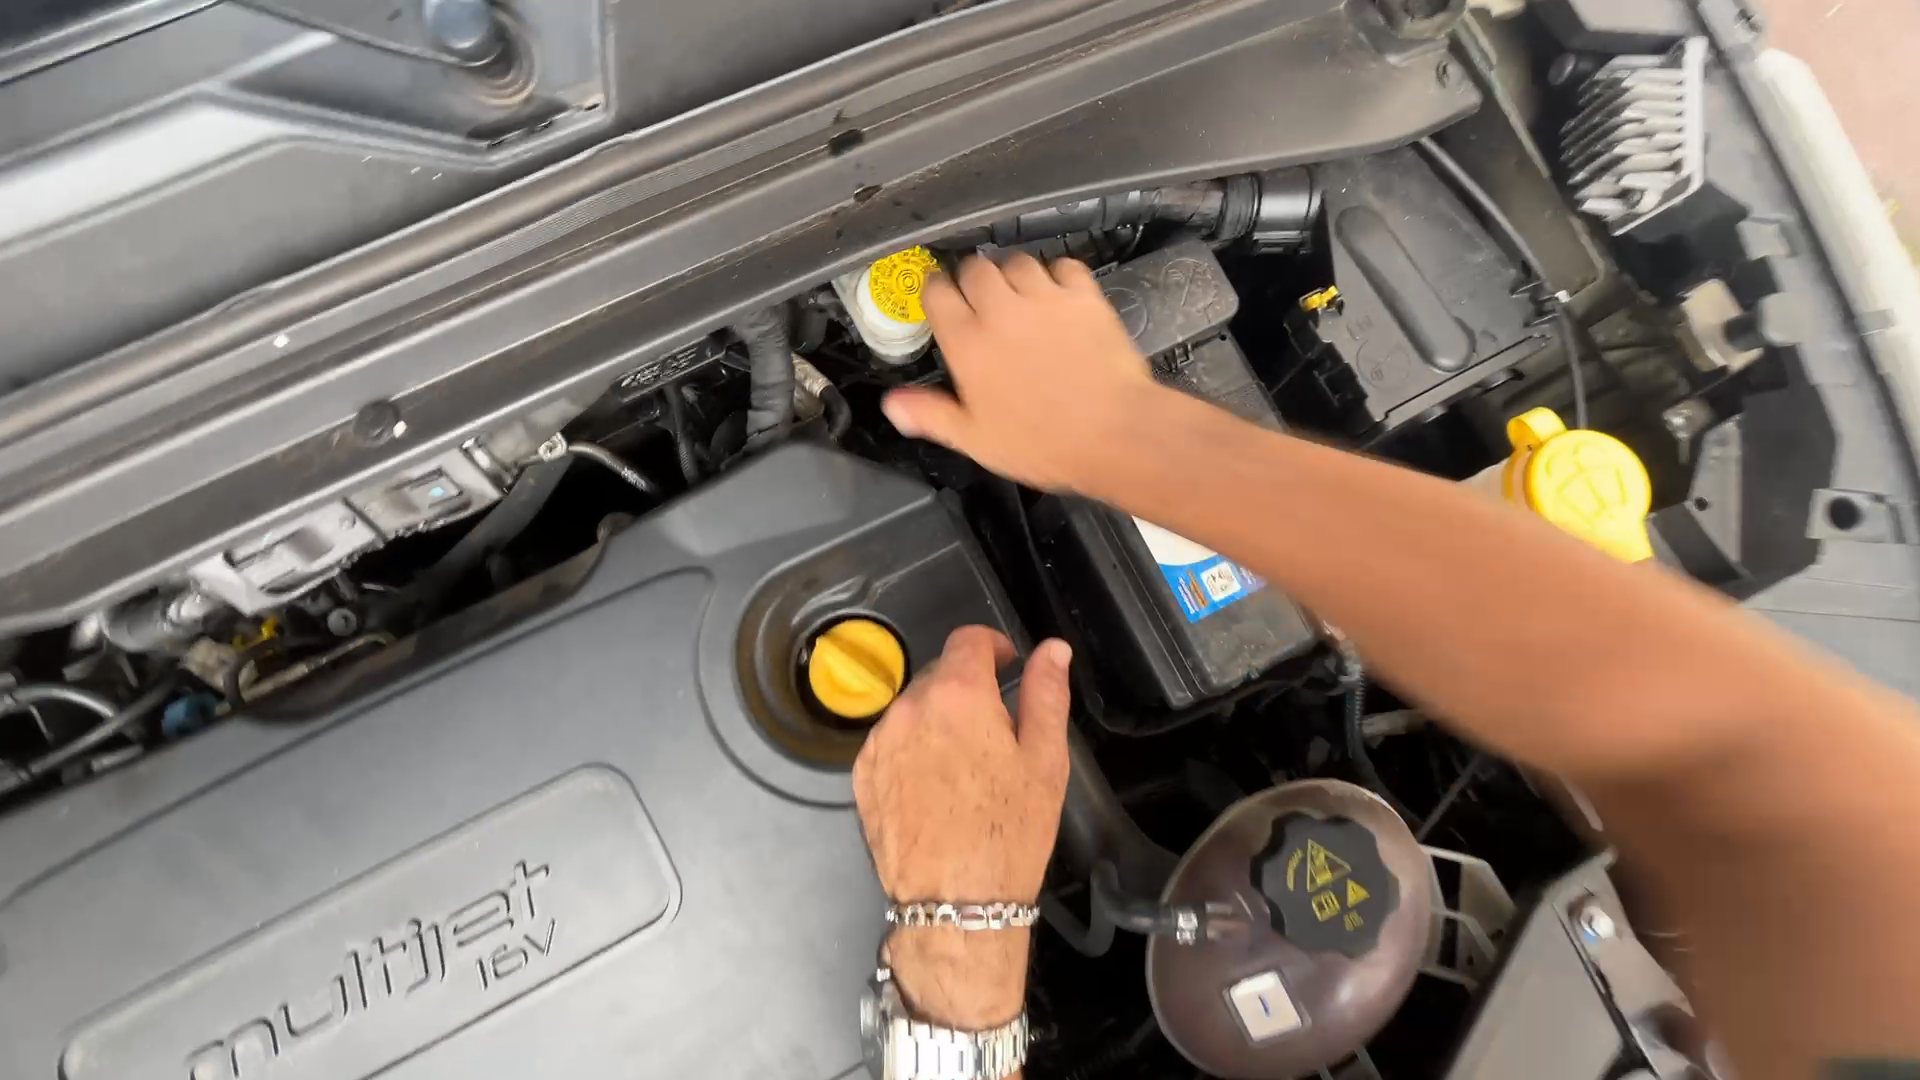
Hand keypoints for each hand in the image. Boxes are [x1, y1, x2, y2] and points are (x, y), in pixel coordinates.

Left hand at [853, 627, 1072, 1027]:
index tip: (1008, 667)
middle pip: (941, 674)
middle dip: (969, 690)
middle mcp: (908, 706)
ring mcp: (879, 740)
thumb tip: (1053, 648)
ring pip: (915, 707)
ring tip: (964, 769)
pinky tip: (934, 787)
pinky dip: (913, 747)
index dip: (994, 646)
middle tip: (995, 736)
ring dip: (939, 719)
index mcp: (957, 694)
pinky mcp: (861, 772)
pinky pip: (892, 739)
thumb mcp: (1044, 759)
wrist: (954, 903)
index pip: (969, 638)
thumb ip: (1046, 693)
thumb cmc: (1009, 830)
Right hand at [882, 254, 1164, 494]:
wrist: (1113, 433)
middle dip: (971, 280)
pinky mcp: (1085, 297)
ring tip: (1017, 298)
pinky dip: (1056, 275)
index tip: (938, 300)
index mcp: (968, 344)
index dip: (934, 292)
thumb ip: (931, 415)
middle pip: (975, 268)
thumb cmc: (1043, 443)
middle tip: (979, 302)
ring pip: (1018, 262)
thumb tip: (892, 404)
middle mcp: (1002, 311)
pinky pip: (1064, 266)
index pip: (936, 293)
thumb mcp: (976, 439)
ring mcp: (1046, 299)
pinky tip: (1057, 296)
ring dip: (1012, 275)